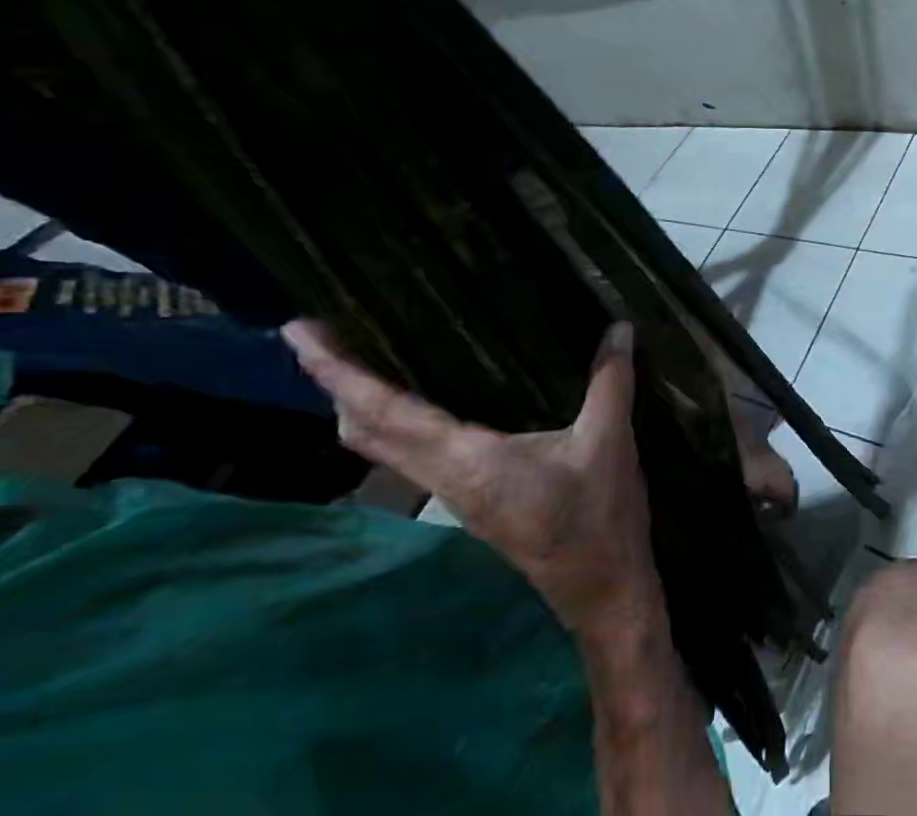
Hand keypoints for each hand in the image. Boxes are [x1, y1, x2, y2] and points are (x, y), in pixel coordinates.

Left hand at [283, 320, 659, 636]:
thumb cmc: (596, 518)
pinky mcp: (472, 502)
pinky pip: (409, 457)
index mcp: (467, 460)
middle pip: (366, 432)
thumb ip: (611, 382)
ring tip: (361, 362)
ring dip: (361, 407)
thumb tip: (619, 326)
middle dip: (335, 384)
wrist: (600, 590)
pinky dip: (394, 425)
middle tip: (323, 335)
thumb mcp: (607, 444)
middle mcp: (445, 477)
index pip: (385, 411)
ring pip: (383, 448)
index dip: (338, 372)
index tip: (297, 331)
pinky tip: (423, 407)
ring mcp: (454, 494)